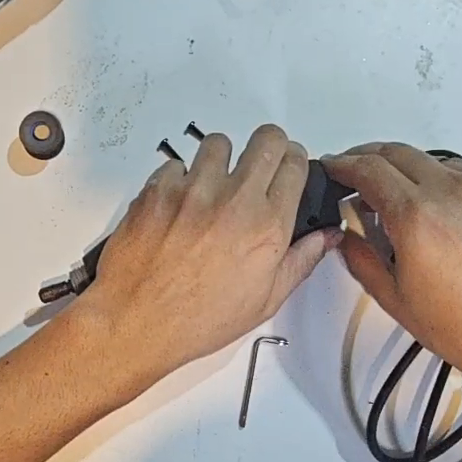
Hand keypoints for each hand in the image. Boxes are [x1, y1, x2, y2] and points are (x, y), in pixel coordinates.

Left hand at [67, 125, 339, 386]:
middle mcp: (234, 200)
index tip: (287, 169)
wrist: (137, 322)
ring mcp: (193, 190)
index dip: (294, 162)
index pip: (295, 164)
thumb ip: (299, 262)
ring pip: (218, 144)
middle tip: (257, 167)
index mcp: (267, 226)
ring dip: (220, 160)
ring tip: (211, 187)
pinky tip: (177, 205)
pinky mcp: (157, 190)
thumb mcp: (264, 301)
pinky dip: (178, 179)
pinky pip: (175, 165)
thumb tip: (324, 237)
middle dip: (268, 147)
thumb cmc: (197, 320)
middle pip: (266, 140)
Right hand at [320, 144, 461, 406]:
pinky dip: (438, 177)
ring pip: (430, 158)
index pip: (368, 169)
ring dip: (404, 168)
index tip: (333, 169)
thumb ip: (360, 257)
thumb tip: (347, 234)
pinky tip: (433, 203)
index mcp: (416, 216)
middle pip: (396, 152)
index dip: (342, 165)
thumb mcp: (393, 297)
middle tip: (353, 173)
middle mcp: (451, 191)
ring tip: (394, 196)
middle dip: (367, 158)